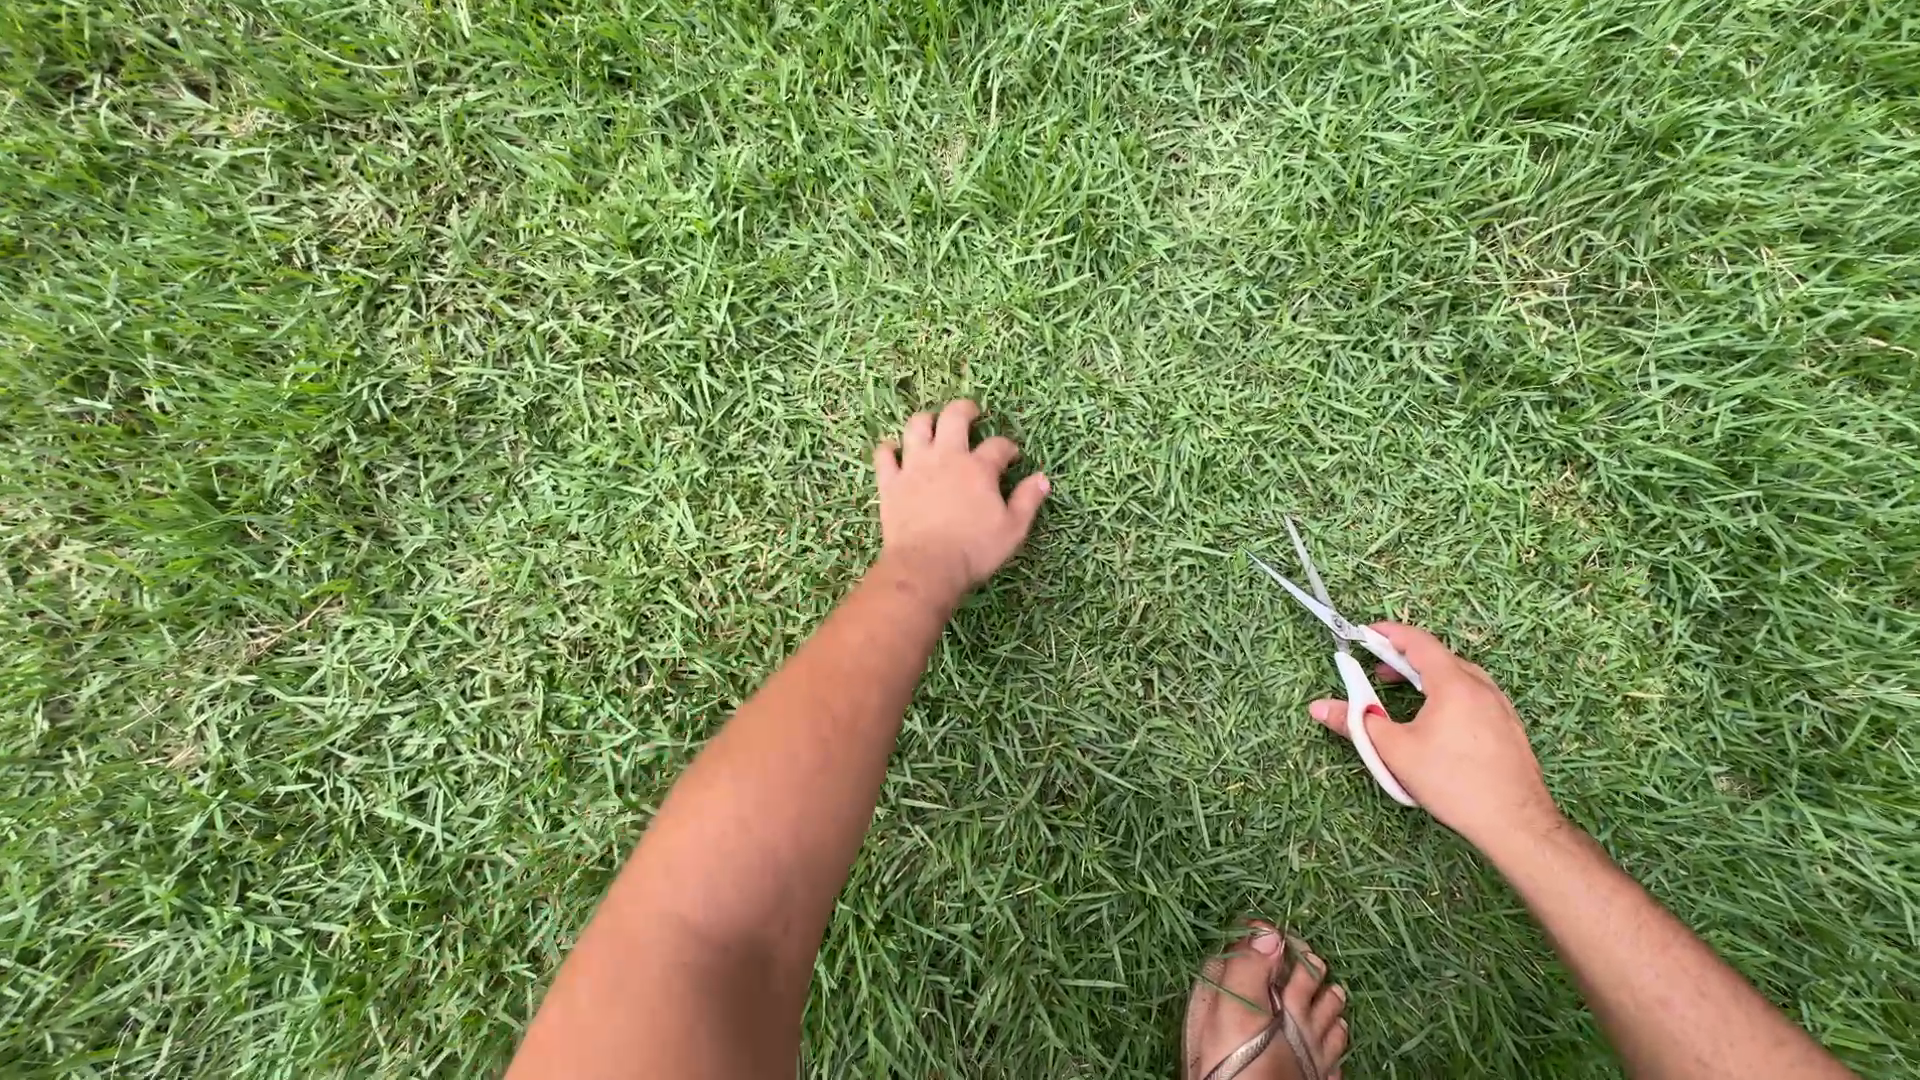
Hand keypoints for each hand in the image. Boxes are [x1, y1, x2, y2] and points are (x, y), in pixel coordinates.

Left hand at [872, 400, 1049, 600]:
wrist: (926, 566)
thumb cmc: (974, 550)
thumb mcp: (1012, 529)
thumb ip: (1028, 500)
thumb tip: (1043, 478)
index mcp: (979, 468)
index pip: (998, 446)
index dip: (1007, 447)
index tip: (1011, 455)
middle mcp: (946, 458)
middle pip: (954, 417)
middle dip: (965, 410)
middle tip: (972, 412)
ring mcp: (914, 467)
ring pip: (917, 426)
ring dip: (926, 420)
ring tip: (932, 422)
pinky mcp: (890, 483)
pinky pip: (884, 455)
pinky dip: (889, 449)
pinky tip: (894, 450)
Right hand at [1307, 622, 1561, 849]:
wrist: (1516, 824)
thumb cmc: (1451, 782)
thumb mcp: (1393, 750)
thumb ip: (1355, 722)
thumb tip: (1318, 707)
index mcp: (1454, 685)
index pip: (1419, 642)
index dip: (1389, 633)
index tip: (1365, 633)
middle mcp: (1481, 688)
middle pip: (1439, 657)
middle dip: (1403, 658)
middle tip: (1376, 671)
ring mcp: (1500, 708)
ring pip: (1459, 676)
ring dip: (1426, 676)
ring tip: (1403, 694)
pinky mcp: (1509, 728)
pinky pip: (1473, 695)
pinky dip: (1447, 692)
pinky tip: (1436, 718)